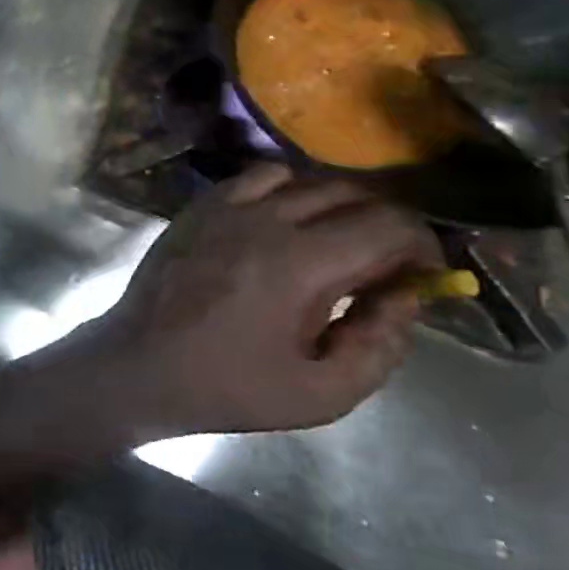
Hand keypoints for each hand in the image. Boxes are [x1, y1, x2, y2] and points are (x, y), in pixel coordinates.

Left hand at [91, 162, 441, 436]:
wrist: (142, 361)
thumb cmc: (230, 384)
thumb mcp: (322, 392)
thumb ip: (379, 343)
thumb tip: (407, 295)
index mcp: (300, 263)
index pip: (386, 225)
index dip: (422, 245)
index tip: (426, 273)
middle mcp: (264, 219)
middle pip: (348, 193)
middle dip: (384, 221)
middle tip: (388, 260)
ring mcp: (225, 206)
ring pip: (300, 177)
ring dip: (332, 200)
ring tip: (335, 238)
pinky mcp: (198, 207)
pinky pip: (253, 177)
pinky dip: (282, 189)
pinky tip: (281, 222)